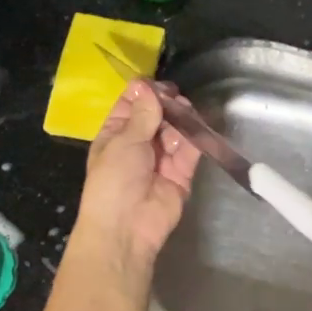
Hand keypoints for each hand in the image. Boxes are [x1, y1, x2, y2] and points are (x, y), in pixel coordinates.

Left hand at [76, 81, 201, 273]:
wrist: (126, 227)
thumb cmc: (114, 180)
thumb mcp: (123, 142)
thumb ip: (142, 115)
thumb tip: (146, 87)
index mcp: (115, 136)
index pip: (130, 107)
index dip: (143, 93)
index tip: (157, 83)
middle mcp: (138, 145)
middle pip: (156, 116)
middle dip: (166, 105)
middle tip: (175, 96)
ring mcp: (161, 160)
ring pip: (175, 131)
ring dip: (181, 119)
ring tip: (186, 110)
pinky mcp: (181, 174)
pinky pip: (190, 151)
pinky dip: (195, 138)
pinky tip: (197, 125)